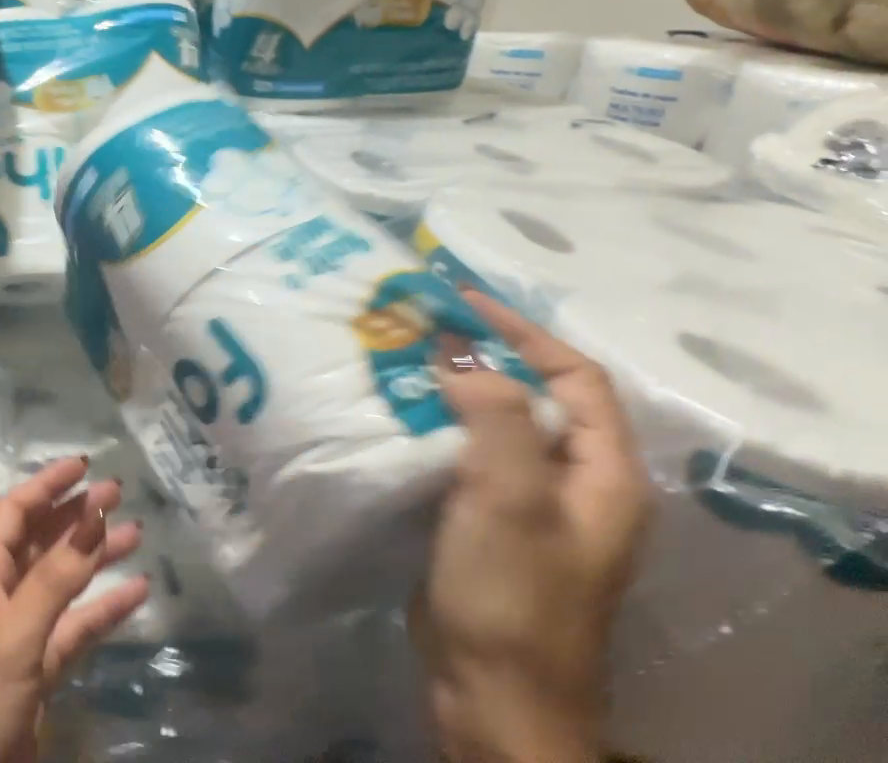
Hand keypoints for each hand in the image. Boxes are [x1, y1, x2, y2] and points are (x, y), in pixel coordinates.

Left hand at [0, 456, 147, 762]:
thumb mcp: (13, 635)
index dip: (46, 485)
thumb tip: (90, 515)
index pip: (13, 513)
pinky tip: (137, 592)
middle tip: (118, 492)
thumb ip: (54, 578)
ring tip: (136, 532)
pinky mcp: (41, 668)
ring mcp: (21, 631)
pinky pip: (77, 626)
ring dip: (95, 556)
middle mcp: (0, 594)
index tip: (83, 464)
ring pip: (63, 581)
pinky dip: (105, 608)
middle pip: (40, 540)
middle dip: (75, 514)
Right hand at [416, 294, 652, 762]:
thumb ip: (498, 418)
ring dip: (449, 389)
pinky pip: (462, 456)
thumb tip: (461, 356)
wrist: (491, 687)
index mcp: (602, 473)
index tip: (459, 301)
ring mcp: (526, 504)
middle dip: (479, 355)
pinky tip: (387, 418)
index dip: (523, 332)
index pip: (575, 377)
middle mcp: (572, 482)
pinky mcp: (484, 522)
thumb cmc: (511, 590)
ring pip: (493, 425)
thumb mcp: (510, 497)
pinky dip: (430, 427)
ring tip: (392, 361)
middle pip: (534, 397)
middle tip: (414, 326)